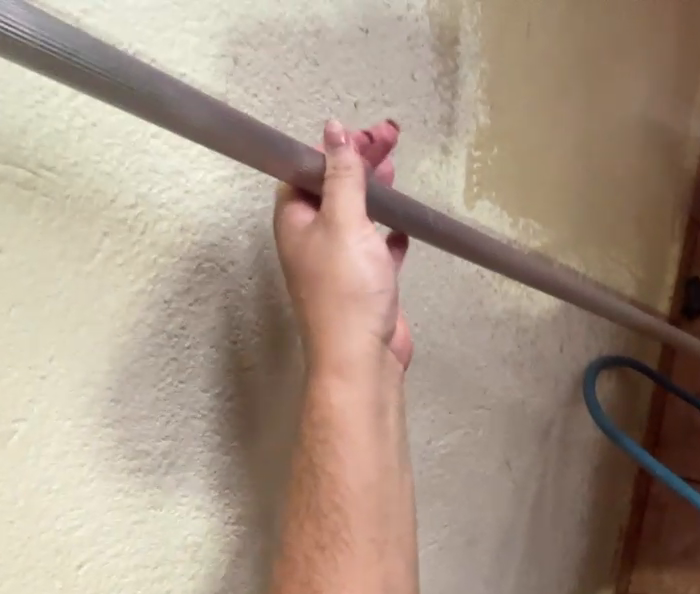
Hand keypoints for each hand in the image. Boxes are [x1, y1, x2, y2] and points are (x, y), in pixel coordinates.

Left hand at [275, 119, 412, 370]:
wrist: (362, 356)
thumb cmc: (347, 292)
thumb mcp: (344, 221)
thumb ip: (342, 176)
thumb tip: (335, 132)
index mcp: (296, 220)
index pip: (310, 168)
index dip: (337, 147)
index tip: (368, 134)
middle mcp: (313, 238)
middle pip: (336, 188)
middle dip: (361, 163)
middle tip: (391, 140)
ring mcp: (340, 263)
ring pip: (357, 215)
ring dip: (376, 193)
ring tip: (396, 171)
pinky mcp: (366, 284)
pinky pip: (376, 249)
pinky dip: (389, 234)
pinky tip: (403, 228)